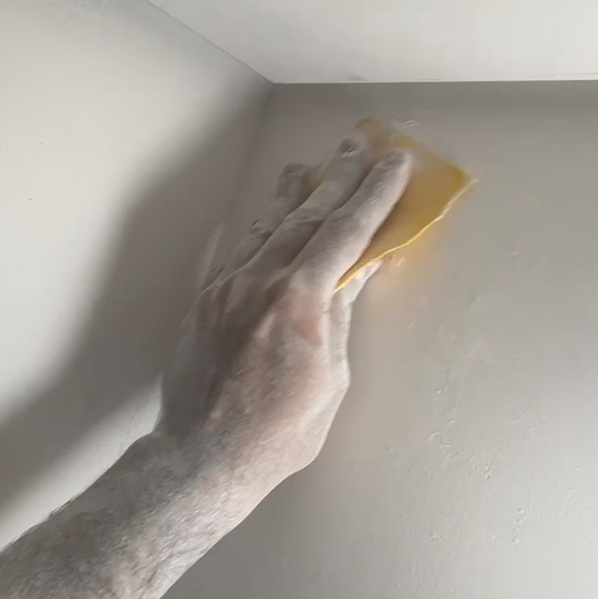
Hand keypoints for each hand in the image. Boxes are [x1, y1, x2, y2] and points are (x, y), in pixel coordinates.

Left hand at [155, 133, 411, 504]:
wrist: (203, 453)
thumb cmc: (278, 431)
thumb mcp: (329, 378)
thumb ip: (337, 316)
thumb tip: (355, 270)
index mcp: (299, 300)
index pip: (345, 233)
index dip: (373, 194)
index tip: (393, 163)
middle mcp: (258, 281)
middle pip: (305, 217)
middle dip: (335, 179)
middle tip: (355, 145)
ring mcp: (226, 287)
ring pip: (264, 228)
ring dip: (289, 195)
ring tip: (304, 167)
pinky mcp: (205, 300)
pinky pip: (238, 252)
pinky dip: (258, 230)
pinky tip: (266, 218)